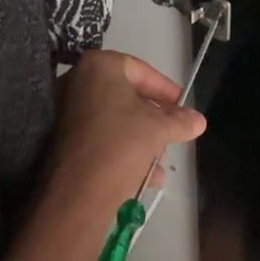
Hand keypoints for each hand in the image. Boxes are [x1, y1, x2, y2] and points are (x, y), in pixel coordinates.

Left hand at [45, 50, 207, 209]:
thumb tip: (199, 120)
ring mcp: (65, 109)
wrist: (75, 195)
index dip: (166, 90)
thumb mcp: (158, 130)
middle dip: (153, 118)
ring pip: (114, 119)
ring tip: (161, 164)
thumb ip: (180, 122)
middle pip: (127, 95)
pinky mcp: (60, 138)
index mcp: (100, 66)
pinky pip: (99, 136)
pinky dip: (121, 148)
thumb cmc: (120, 145)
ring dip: (141, 139)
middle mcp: (78, 80)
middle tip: (173, 133)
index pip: (142, 71)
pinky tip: (143, 175)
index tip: (183, 107)